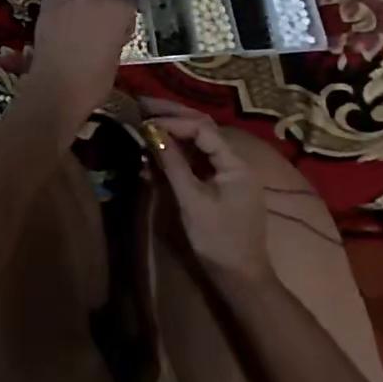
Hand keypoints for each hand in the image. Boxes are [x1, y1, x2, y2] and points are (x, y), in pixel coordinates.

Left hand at [16, 0, 134, 134]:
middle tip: (98, 16)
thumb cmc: (93, 82)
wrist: (57, 88)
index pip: (126, 4)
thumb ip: (115, 37)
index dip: (122, 18)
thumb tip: (111, 33)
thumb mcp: (115, 59)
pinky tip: (58, 13)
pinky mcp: (46, 7)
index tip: (118, 31)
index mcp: (118, 11)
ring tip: (78, 8)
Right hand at [140, 97, 269, 284]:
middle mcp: (234, 163)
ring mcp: (226, 174)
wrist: (239, 277)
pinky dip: (175, 155)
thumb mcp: (192, 201)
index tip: (145, 123)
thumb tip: (152, 134)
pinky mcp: (217, 186)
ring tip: (144, 124)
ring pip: (197, 144)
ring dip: (172, 133)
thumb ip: (173, 165)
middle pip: (202, 129)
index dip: (174, 122)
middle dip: (173, 116)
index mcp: (235, 165)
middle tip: (143, 105)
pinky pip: (195, 161)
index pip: (203, 130)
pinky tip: (153, 156)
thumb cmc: (218, 239)